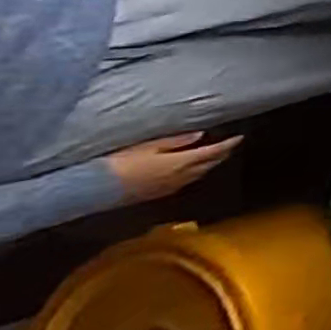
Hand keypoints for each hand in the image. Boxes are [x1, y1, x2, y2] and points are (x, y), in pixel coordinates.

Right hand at [104, 132, 242, 201]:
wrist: (91, 190)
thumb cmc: (118, 163)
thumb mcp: (147, 146)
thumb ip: (175, 141)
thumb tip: (200, 135)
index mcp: (181, 162)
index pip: (213, 152)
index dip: (228, 144)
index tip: (239, 137)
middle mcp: (182, 176)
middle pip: (210, 164)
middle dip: (223, 154)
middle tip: (230, 144)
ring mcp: (171, 187)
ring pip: (201, 174)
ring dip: (211, 164)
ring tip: (217, 154)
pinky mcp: (159, 194)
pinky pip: (187, 181)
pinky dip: (197, 172)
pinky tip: (194, 168)